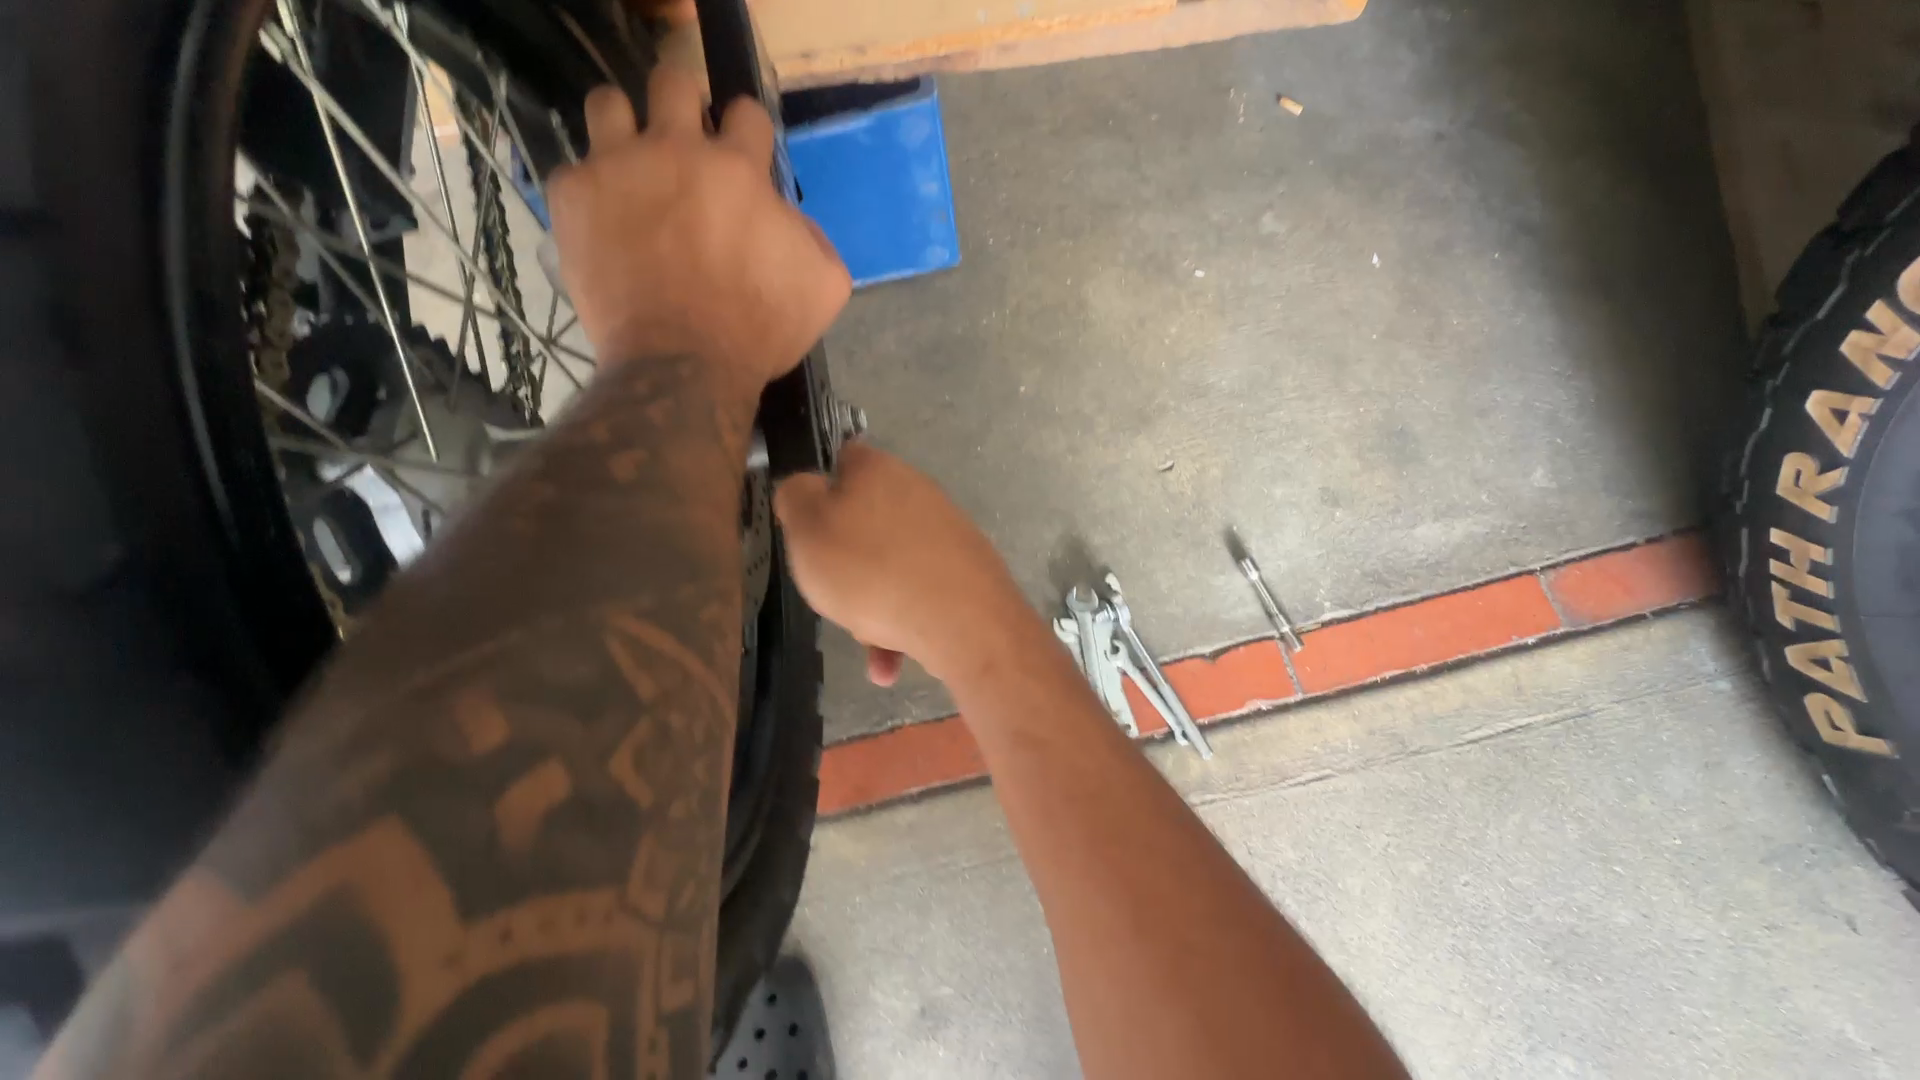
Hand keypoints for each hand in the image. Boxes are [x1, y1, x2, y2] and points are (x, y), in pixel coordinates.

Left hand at [547, 66, 850, 394]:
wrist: (683, 367)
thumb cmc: (759, 332)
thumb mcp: (824, 287)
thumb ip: (814, 236)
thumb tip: (787, 217)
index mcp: (739, 168)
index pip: (744, 111)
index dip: (745, 131)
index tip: (741, 154)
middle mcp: (675, 149)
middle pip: (672, 81)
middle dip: (681, 105)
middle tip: (683, 145)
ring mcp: (618, 168)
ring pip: (609, 105)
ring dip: (624, 128)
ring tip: (630, 165)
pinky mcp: (574, 197)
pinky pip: (572, 171)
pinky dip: (588, 192)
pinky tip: (602, 221)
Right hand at [775, 443, 1032, 685]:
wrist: (961, 621)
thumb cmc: (869, 569)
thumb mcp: (807, 527)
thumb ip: (796, 498)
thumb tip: (806, 488)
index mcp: (877, 469)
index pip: (843, 461)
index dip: (819, 492)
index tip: (808, 529)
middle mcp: (918, 492)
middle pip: (866, 524)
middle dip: (846, 565)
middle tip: (834, 592)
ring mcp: (948, 533)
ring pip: (891, 568)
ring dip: (873, 607)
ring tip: (869, 642)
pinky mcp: (968, 572)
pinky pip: (920, 596)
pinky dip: (901, 625)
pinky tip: (890, 663)